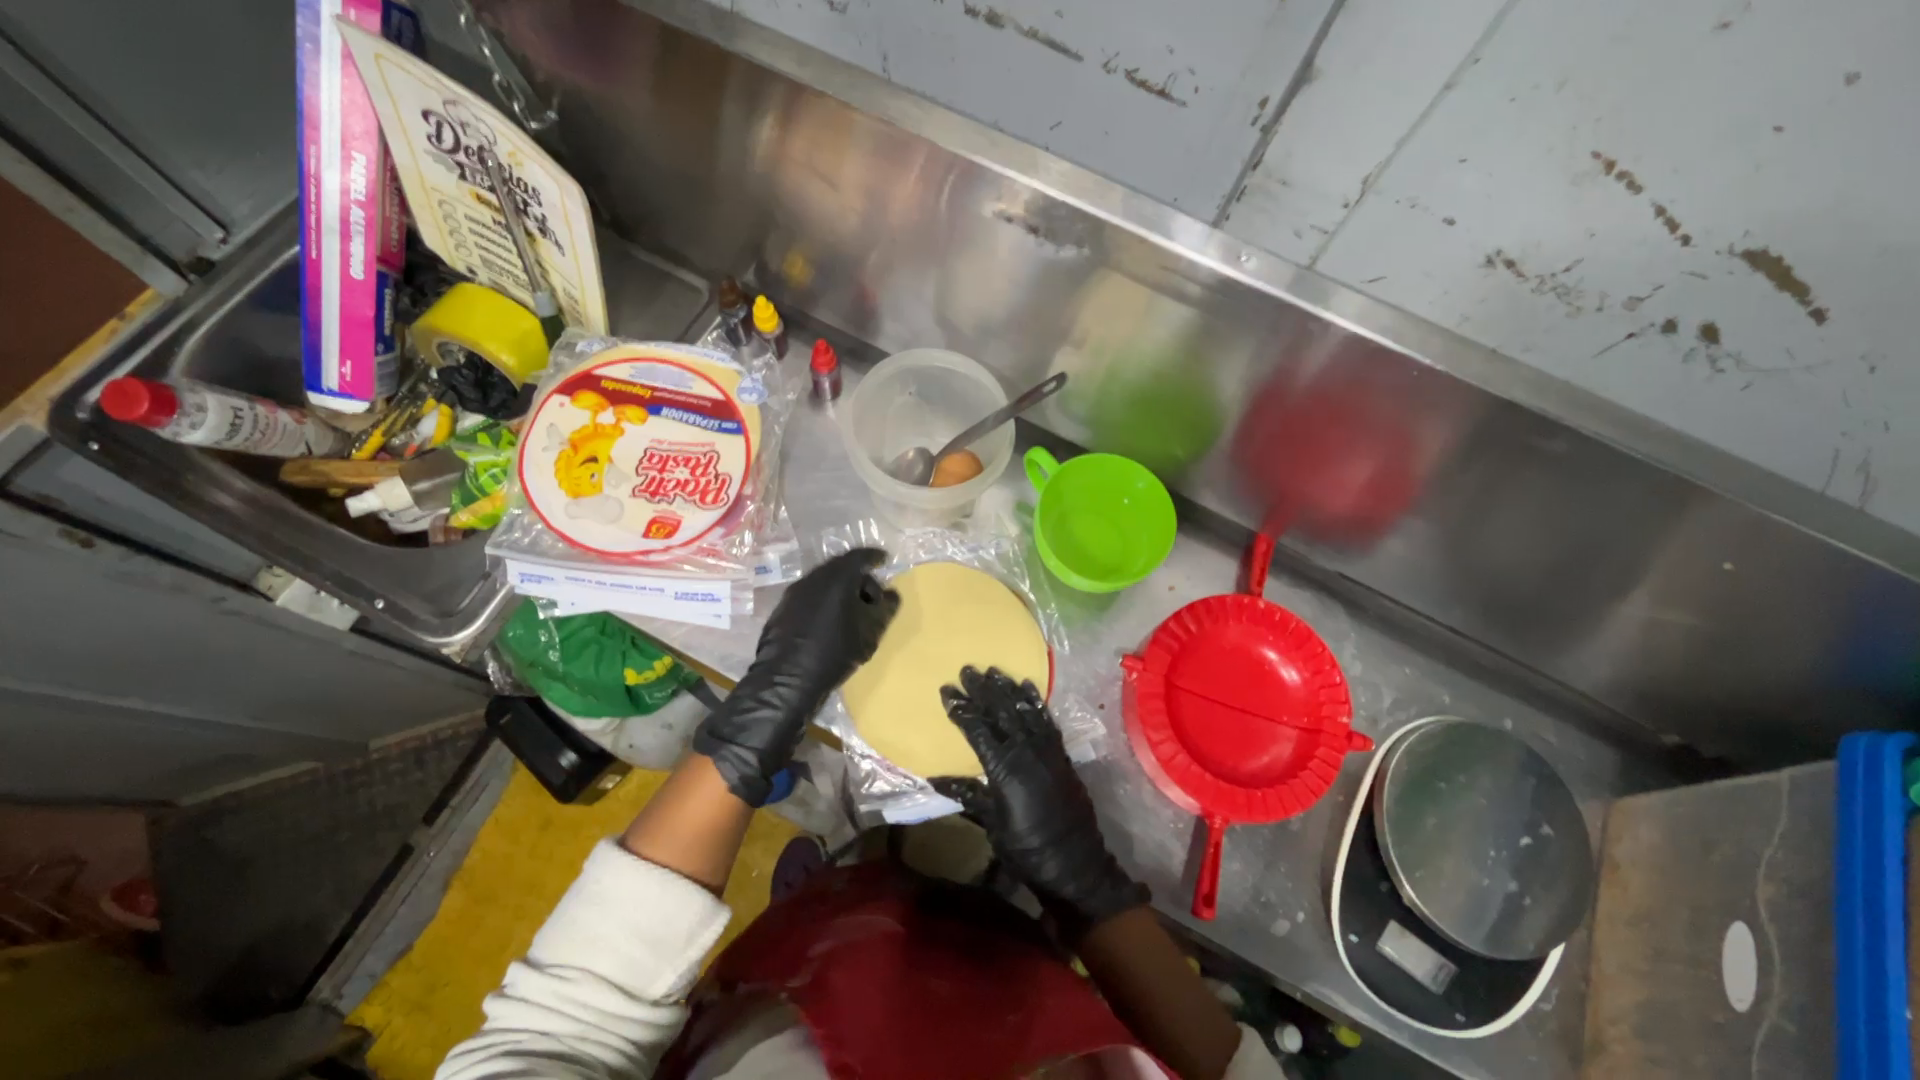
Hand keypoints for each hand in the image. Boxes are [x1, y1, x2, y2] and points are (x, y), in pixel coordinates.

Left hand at [693, 548, 899, 804]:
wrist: (786, 678)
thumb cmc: (836, 650)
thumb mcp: (871, 631)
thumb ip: (885, 607)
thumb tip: (890, 593)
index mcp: (837, 576)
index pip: (860, 556)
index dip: (875, 557)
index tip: (884, 560)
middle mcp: (814, 577)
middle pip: (840, 567)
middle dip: (858, 576)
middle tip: (872, 592)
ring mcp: (794, 592)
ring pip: (823, 582)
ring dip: (840, 591)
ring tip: (853, 610)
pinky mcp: (782, 609)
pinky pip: (810, 596)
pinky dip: (824, 601)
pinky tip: (830, 621)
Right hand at [931, 667, 1147, 939]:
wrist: (1074, 863)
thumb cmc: (1026, 848)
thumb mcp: (992, 823)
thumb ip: (967, 795)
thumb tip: (934, 778)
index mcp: (1004, 767)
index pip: (978, 729)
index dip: (961, 709)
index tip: (946, 690)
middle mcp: (1026, 751)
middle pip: (1001, 711)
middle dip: (983, 690)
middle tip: (967, 670)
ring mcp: (1047, 750)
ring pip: (1025, 710)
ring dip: (1009, 689)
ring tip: (993, 671)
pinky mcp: (1061, 754)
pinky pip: (1046, 720)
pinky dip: (1036, 702)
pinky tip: (1028, 688)